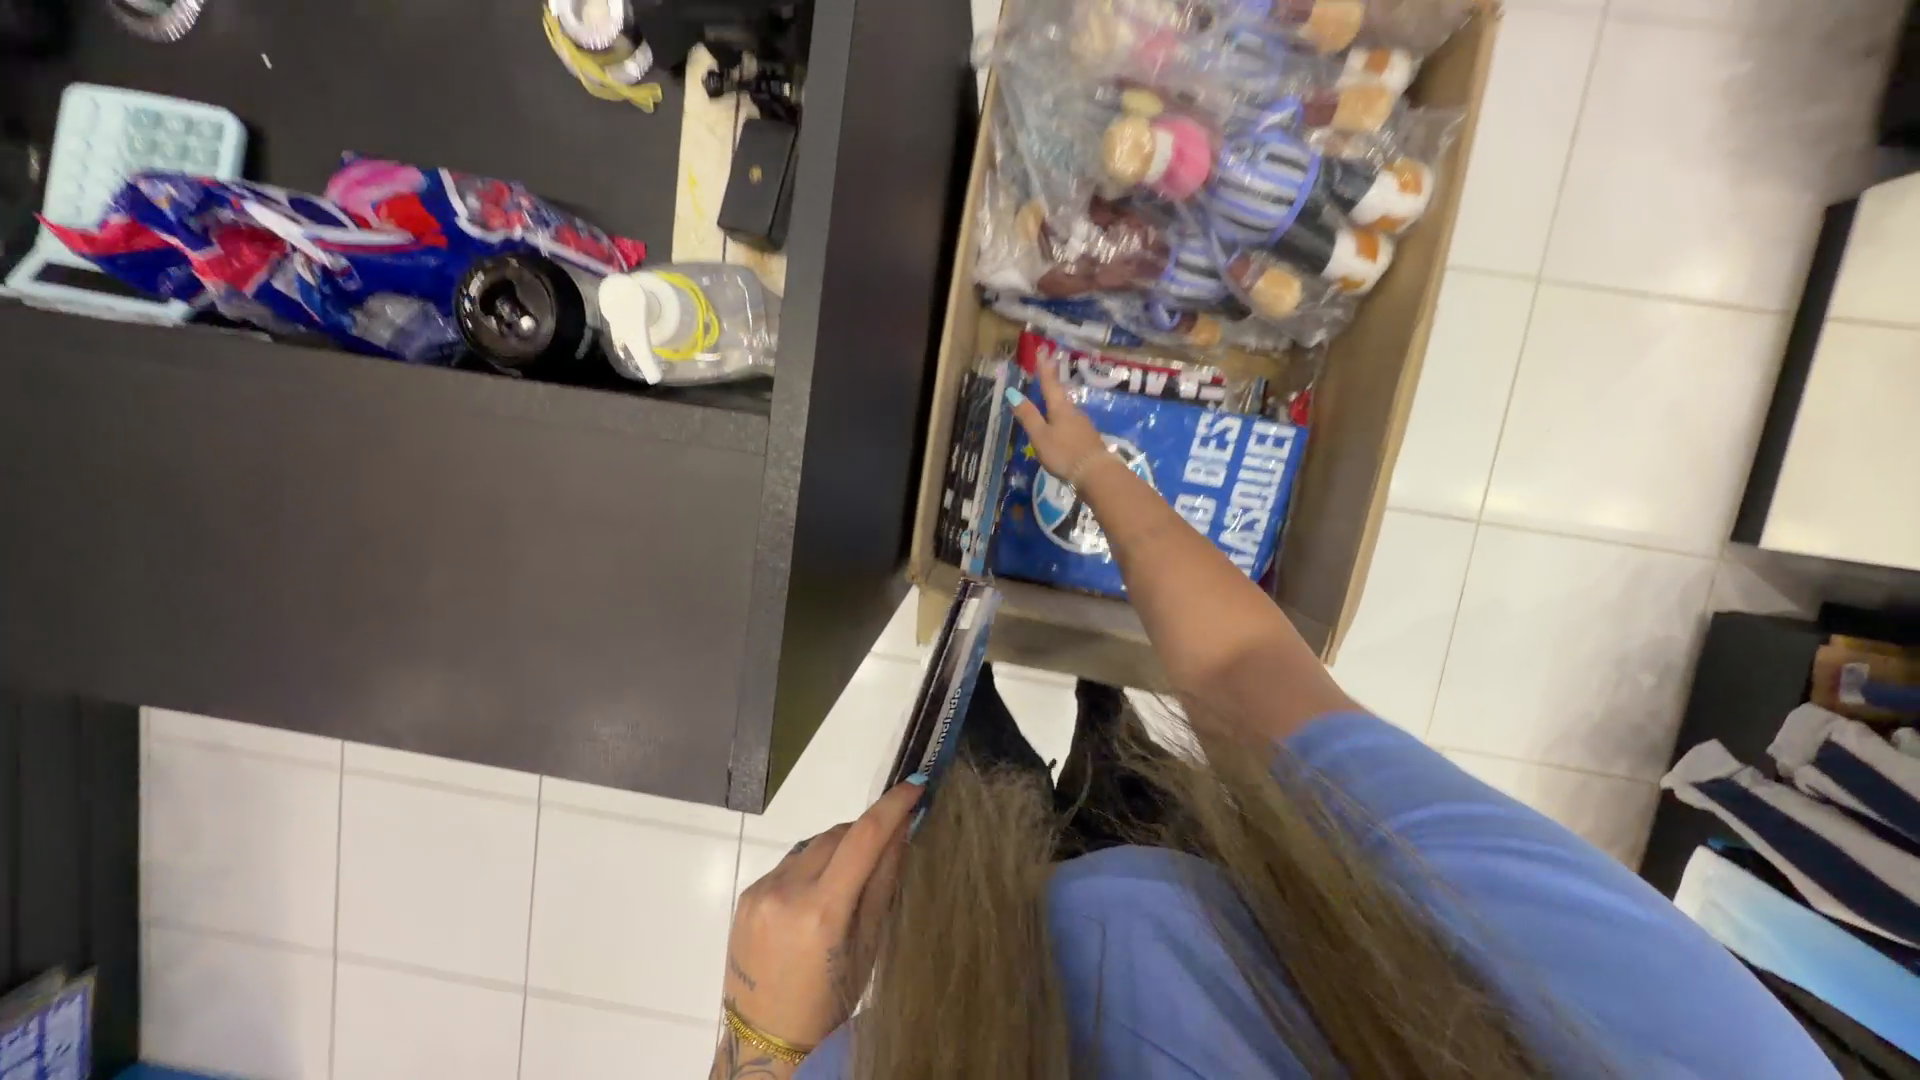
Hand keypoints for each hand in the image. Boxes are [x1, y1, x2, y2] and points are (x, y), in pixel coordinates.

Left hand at [722, 778, 925, 1047]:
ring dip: (836, 850)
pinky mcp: (747, 895)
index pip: (863, 838)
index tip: (916, 784)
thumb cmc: (828, 1002)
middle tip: (887, 848)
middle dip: (864, 834)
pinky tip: (816, 898)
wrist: (764, 1042)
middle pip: (837, 836)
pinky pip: (789, 863)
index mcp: (821, 911)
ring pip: (812, 845)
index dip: (892, 806)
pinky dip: (811, 868)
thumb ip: (883, 884)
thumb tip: (902, 830)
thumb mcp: (867, 948)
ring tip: (847, 885)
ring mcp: (761, 891)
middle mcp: (786, 891)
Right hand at [1007, 360, 1109, 480]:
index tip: (1043, 351)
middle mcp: (1074, 412)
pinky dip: (1064, 423)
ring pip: (1068, 410)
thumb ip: (1028, 416)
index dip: (1044, 368)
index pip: (1049, 383)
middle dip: (1052, 386)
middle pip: (1060, 396)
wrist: (1096, 473)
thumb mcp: (1040, 436)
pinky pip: (1073, 424)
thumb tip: (1013, 393)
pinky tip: (1062, 430)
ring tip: (1050, 405)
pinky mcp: (1089, 438)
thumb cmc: (1064, 453)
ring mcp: (1084, 425)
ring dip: (1059, 406)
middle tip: (1046, 374)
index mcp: (1060, 408)